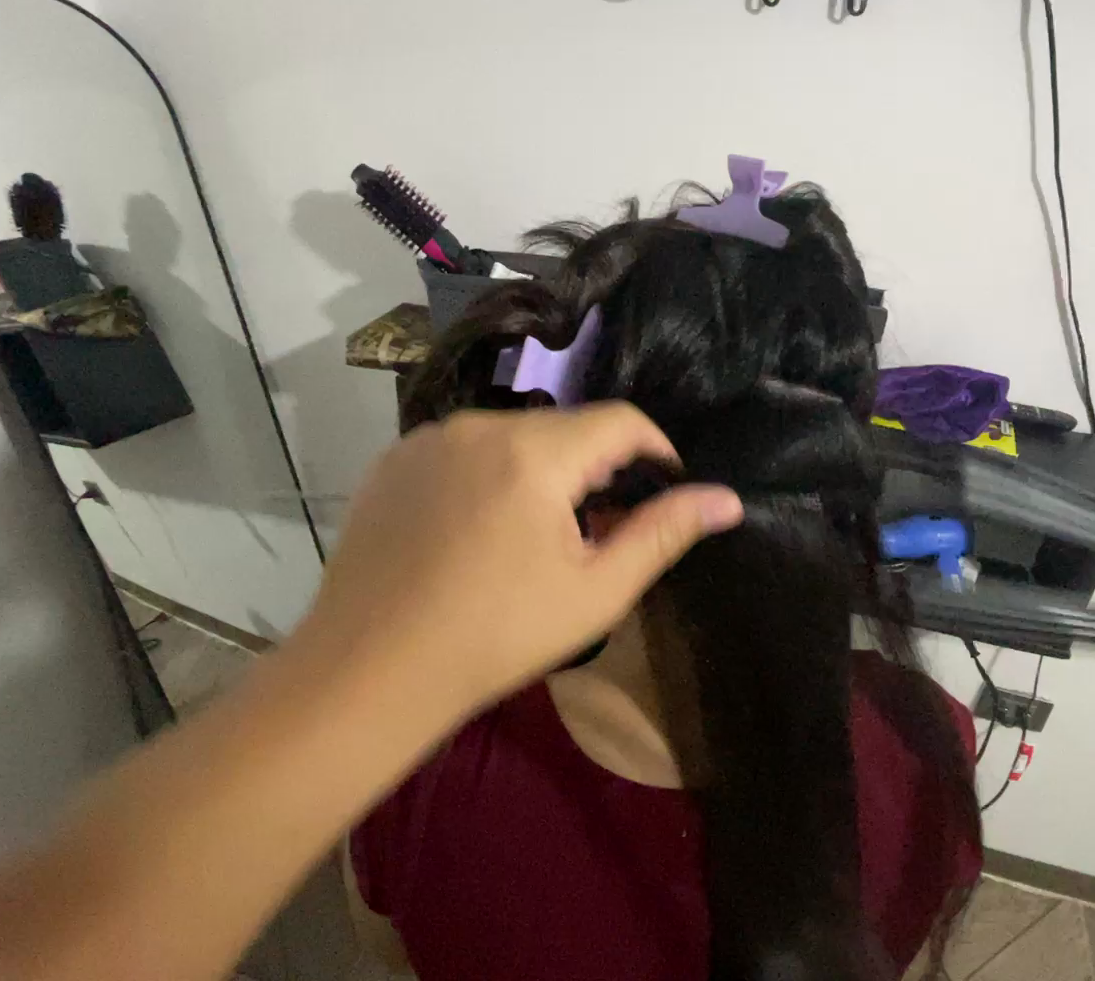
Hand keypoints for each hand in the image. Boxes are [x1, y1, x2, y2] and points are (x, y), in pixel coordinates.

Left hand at [295, 403, 742, 720]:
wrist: (366, 673)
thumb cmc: (496, 637)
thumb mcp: (596, 591)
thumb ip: (664, 533)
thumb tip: (728, 498)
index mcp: (535, 451)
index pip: (621, 420)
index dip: (656, 450)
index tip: (663, 490)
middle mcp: (479, 424)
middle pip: (566, 428)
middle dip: (596, 469)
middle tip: (596, 531)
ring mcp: (428, 438)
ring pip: (515, 436)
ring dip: (543, 470)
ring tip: (536, 537)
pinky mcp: (393, 460)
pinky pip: (465, 449)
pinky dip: (491, 474)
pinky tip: (480, 531)